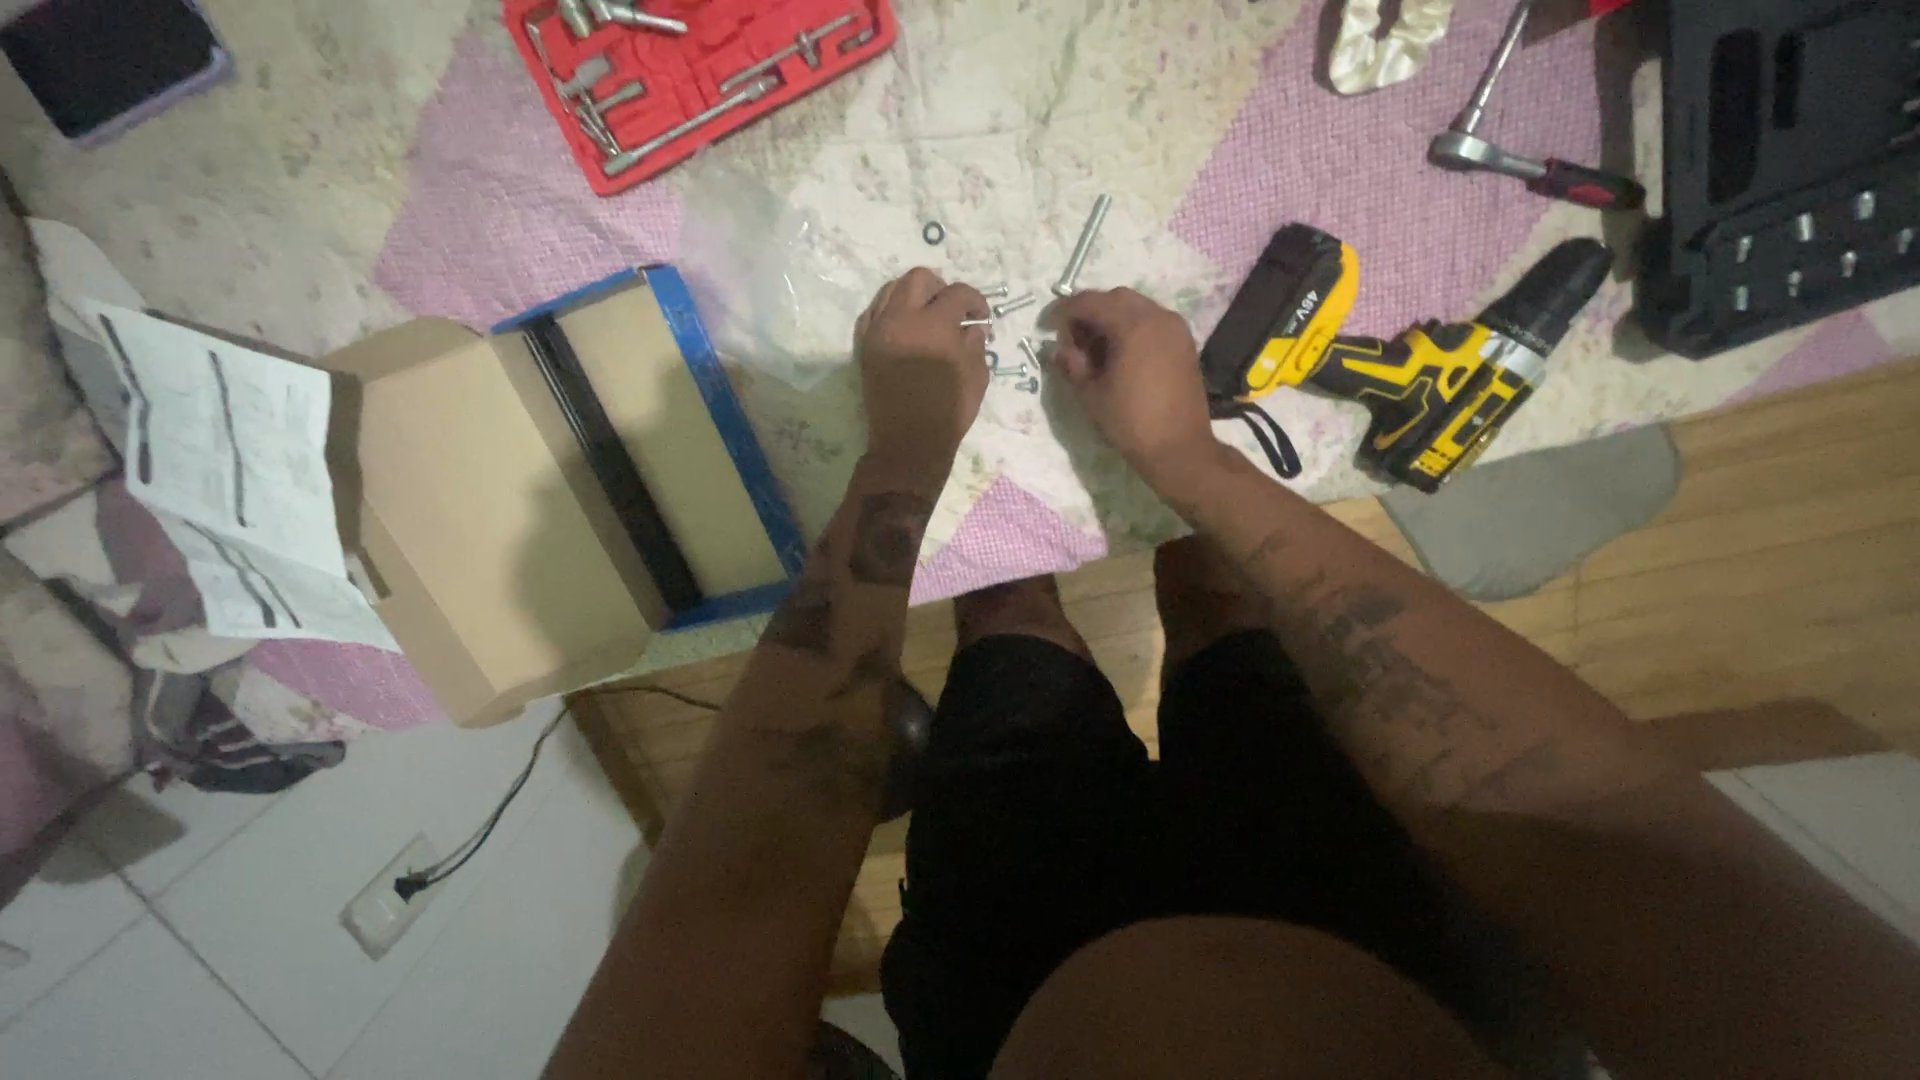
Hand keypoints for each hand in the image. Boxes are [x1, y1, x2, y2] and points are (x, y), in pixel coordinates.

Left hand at [855, 268, 989, 476]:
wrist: (908, 442)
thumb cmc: (948, 412)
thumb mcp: (976, 376)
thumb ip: (976, 344)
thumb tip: (973, 328)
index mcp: (935, 326)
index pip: (958, 293)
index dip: (976, 301)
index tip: (981, 318)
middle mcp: (902, 319)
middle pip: (919, 278)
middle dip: (941, 287)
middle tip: (951, 309)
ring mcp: (878, 330)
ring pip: (891, 289)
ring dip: (913, 295)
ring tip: (926, 315)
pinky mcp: (865, 345)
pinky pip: (873, 312)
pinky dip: (890, 311)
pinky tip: (903, 326)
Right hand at [1049, 288, 1221, 486]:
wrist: (1179, 448)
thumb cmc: (1130, 422)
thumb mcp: (1091, 394)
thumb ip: (1071, 364)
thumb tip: (1058, 349)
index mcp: (1133, 325)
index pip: (1090, 302)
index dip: (1063, 311)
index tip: (1046, 326)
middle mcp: (1158, 316)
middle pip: (1116, 298)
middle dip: (1089, 312)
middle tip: (1071, 338)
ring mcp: (1175, 328)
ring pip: (1136, 307)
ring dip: (1111, 319)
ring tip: (1094, 349)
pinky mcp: (1184, 343)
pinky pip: (1152, 322)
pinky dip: (1131, 328)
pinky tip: (1118, 354)